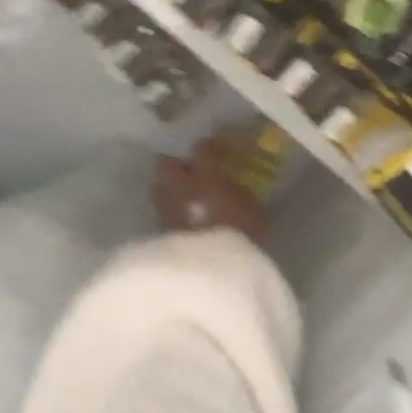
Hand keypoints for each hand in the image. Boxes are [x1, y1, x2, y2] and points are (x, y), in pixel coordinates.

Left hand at [152, 137, 268, 245]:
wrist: (213, 266)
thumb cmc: (241, 234)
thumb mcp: (253, 210)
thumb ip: (239, 194)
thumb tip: (233, 189)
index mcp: (207, 175)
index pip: (202, 148)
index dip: (209, 147)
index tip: (216, 150)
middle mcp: (181, 186)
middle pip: (166, 164)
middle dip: (175, 166)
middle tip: (188, 173)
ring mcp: (167, 208)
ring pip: (158, 188)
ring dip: (168, 191)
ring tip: (181, 199)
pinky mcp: (161, 230)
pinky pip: (162, 213)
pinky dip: (170, 213)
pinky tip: (182, 221)